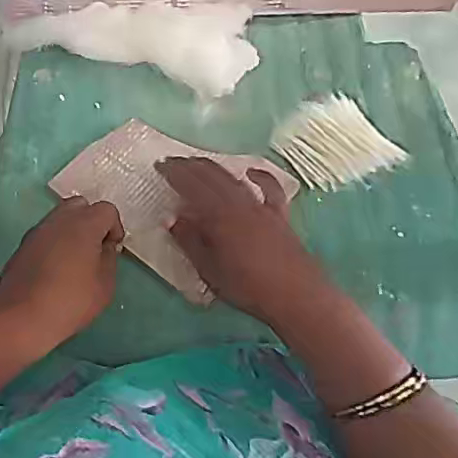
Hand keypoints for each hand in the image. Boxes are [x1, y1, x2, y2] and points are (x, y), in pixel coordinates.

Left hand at [0, 197, 124, 351]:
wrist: (21, 317)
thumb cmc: (70, 301)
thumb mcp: (104, 285)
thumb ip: (109, 259)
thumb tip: (105, 246)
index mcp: (83, 223)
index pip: (106, 210)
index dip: (114, 227)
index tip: (113, 248)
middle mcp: (58, 219)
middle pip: (79, 206)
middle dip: (91, 222)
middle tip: (95, 249)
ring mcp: (36, 231)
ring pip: (59, 218)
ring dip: (71, 231)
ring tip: (75, 260)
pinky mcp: (22, 245)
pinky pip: (45, 234)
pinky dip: (54, 242)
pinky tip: (55, 268)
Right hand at [159, 157, 329, 323]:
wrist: (297, 297)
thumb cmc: (247, 286)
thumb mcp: (208, 269)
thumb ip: (189, 241)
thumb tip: (172, 218)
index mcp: (218, 216)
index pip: (191, 185)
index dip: (174, 173)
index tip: (159, 165)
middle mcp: (239, 204)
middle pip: (212, 176)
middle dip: (190, 165)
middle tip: (173, 161)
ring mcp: (261, 208)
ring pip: (234, 179)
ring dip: (215, 167)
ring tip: (199, 163)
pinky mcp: (279, 216)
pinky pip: (268, 189)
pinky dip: (259, 176)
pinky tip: (250, 171)